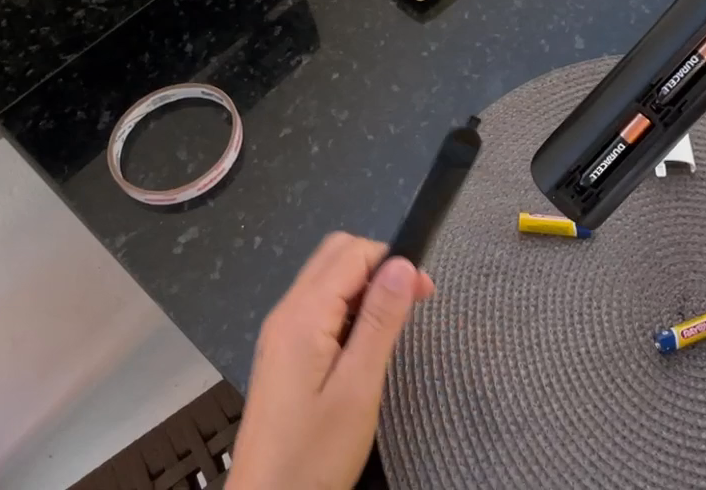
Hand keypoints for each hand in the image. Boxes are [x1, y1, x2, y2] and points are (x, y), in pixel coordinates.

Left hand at [226, 233, 436, 489]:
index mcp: (303, 314)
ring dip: (364, 284)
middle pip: (335, 254)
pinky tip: (363, 341)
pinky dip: (347, 305)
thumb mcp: (358, 388)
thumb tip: (403, 263)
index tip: (425, 292)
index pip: (352, 253)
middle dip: (378, 265)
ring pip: (326, 276)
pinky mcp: (281, 351)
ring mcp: (280, 330)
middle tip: (412, 302)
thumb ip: (381, 320)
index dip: (392, 261)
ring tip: (392, 323)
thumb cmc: (315, 453)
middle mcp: (286, 311)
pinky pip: (318, 303)